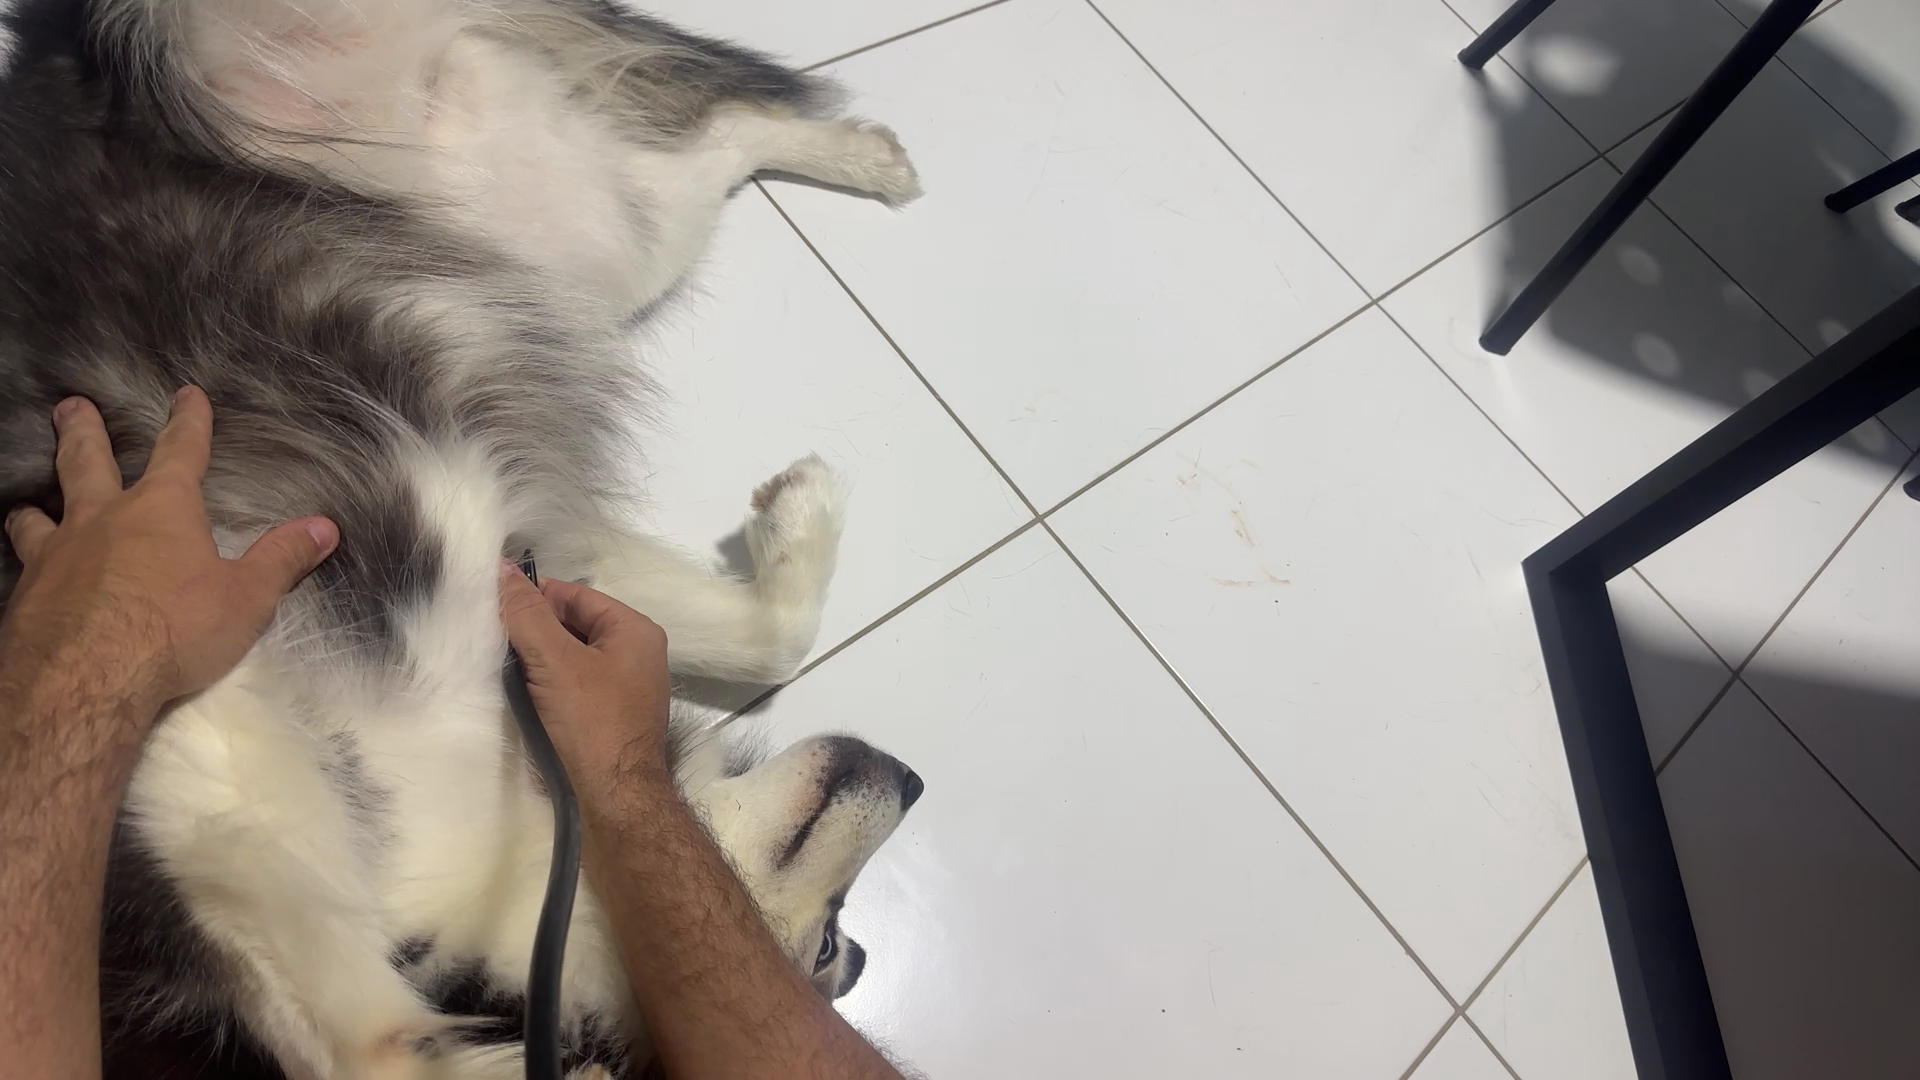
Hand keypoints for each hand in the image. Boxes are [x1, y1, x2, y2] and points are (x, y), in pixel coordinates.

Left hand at [1, 388, 338, 718]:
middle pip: (87, 465)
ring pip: (40, 513)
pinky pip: (26, 560)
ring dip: (39, 501)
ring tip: (31, 499)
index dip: (187, 423)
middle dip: (84, 433)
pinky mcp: (28, 596)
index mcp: (162, 513)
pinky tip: (31, 564)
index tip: (185, 394)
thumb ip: (283, 557)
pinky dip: (29, 552)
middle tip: (71, 406)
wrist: (83, 681)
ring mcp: (55, 558)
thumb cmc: (177, 627)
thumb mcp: (250, 594)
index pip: (180, 455)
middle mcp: (101, 522)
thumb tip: (324, 527)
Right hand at [498, 564, 673, 793]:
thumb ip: (527, 615)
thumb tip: (502, 569)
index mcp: (635, 629)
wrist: (618, 793)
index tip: (489, 601)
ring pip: (573, 654)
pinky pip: (576, 681)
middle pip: (576, 623)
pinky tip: (519, 689)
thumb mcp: (556, 661)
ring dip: (538, 655)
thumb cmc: (593, 719)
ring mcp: (627, 682)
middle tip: (485, 632)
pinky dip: (548, 680)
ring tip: (495, 658)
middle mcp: (637, 650)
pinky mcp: (612, 710)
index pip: (578, 595)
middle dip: (534, 627)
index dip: (535, 595)